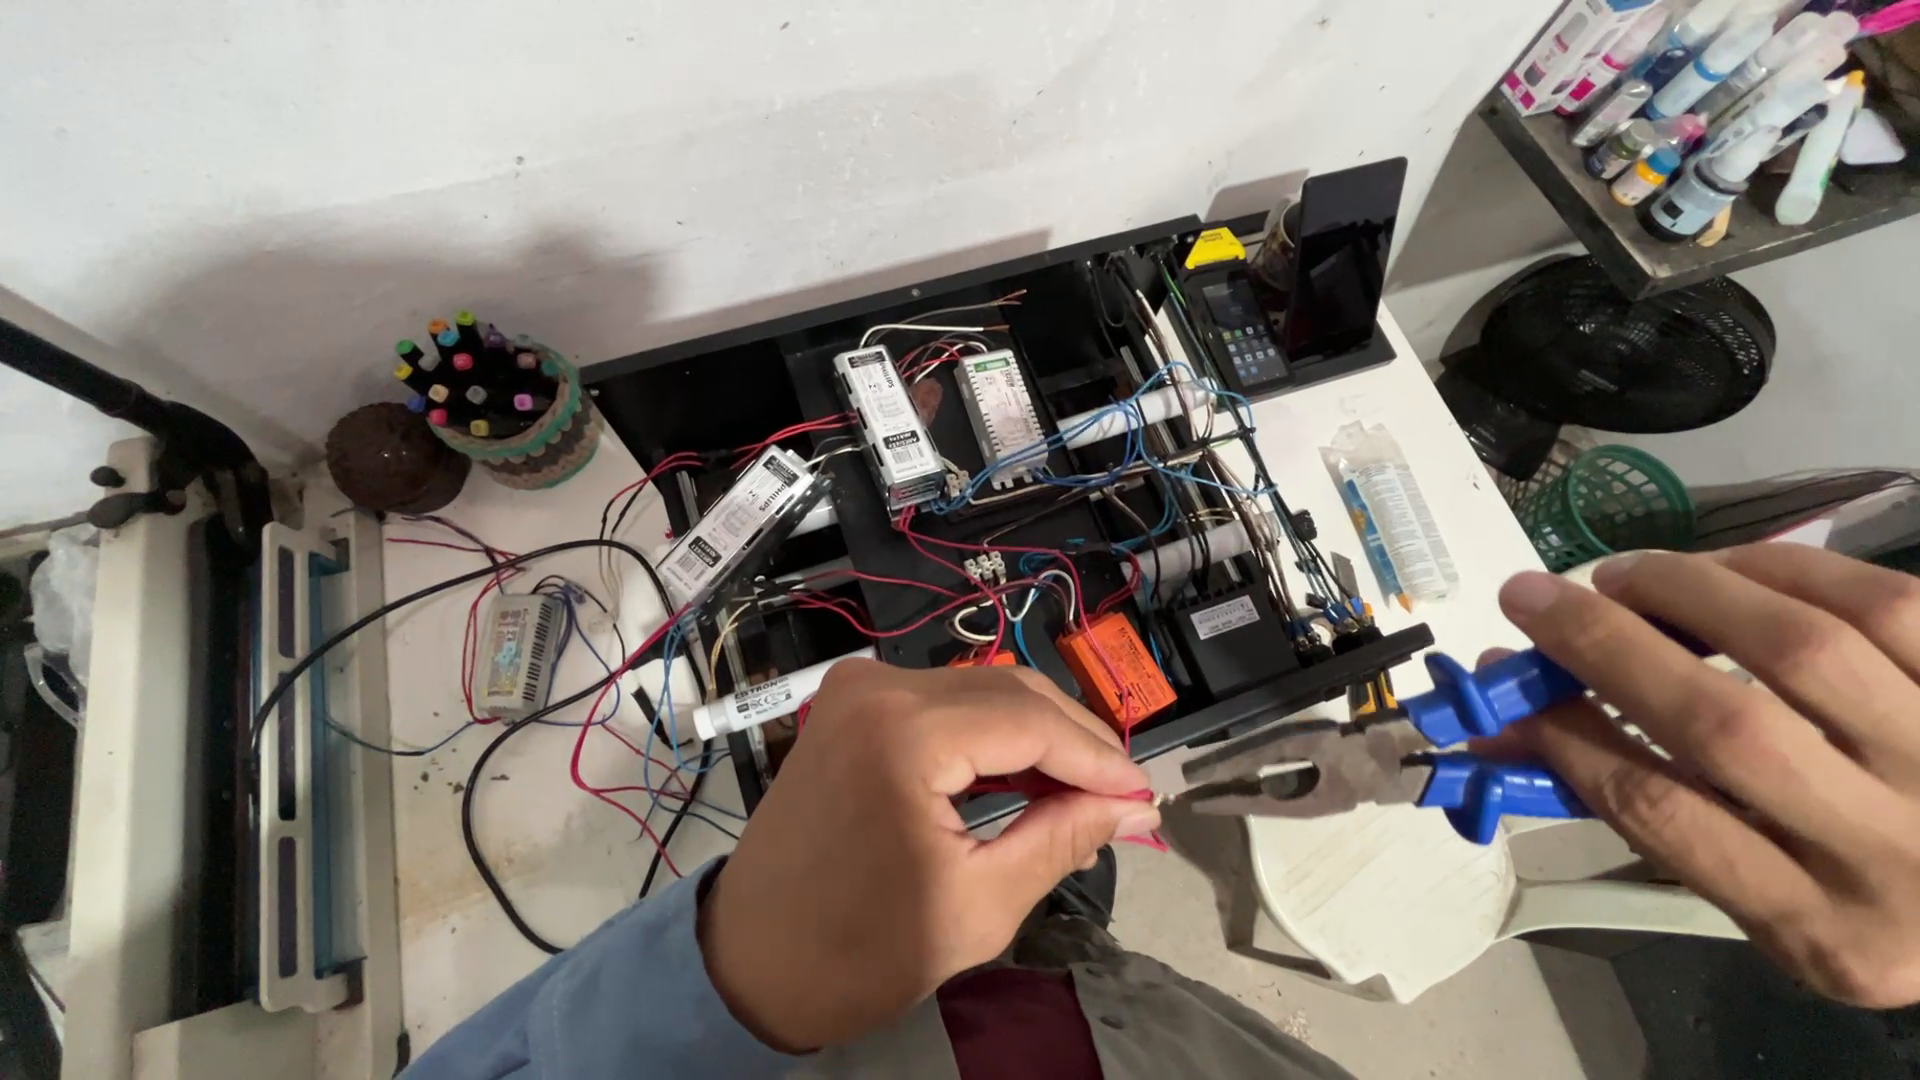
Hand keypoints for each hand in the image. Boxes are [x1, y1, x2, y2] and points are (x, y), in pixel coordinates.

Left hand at [697, 660, 1157, 1050]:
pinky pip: (944, 701)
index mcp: (904, 731)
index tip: (1143, 794)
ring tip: (1084, 788)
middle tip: (1121, 792)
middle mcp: (879, 686)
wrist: (751, 959)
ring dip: (1036, 734)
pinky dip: (990, 733)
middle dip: (1074, 739)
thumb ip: (1061, 838)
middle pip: (1008, 692)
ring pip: (980, 689)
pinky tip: (1026, 773)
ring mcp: (859, 687)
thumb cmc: (859, 951)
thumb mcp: (977, 905)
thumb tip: (1131, 805)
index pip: (1031, 722)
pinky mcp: (852, 702)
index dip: (1097, 757)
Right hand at [1494, 546, 1919, 1006]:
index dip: (1562, 730)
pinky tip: (1729, 567)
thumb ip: (1620, 799)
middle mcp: (1903, 858)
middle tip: (1530, 595)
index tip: (1508, 677)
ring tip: (1622, 575)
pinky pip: (1891, 605)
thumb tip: (1495, 723)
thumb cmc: (1856, 894)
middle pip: (1723, 726)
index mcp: (1822, 930)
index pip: (1658, 810)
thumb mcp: (1747, 888)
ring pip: (1804, 646)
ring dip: (1684, 588)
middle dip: (1600, 642)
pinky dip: (1784, 569)